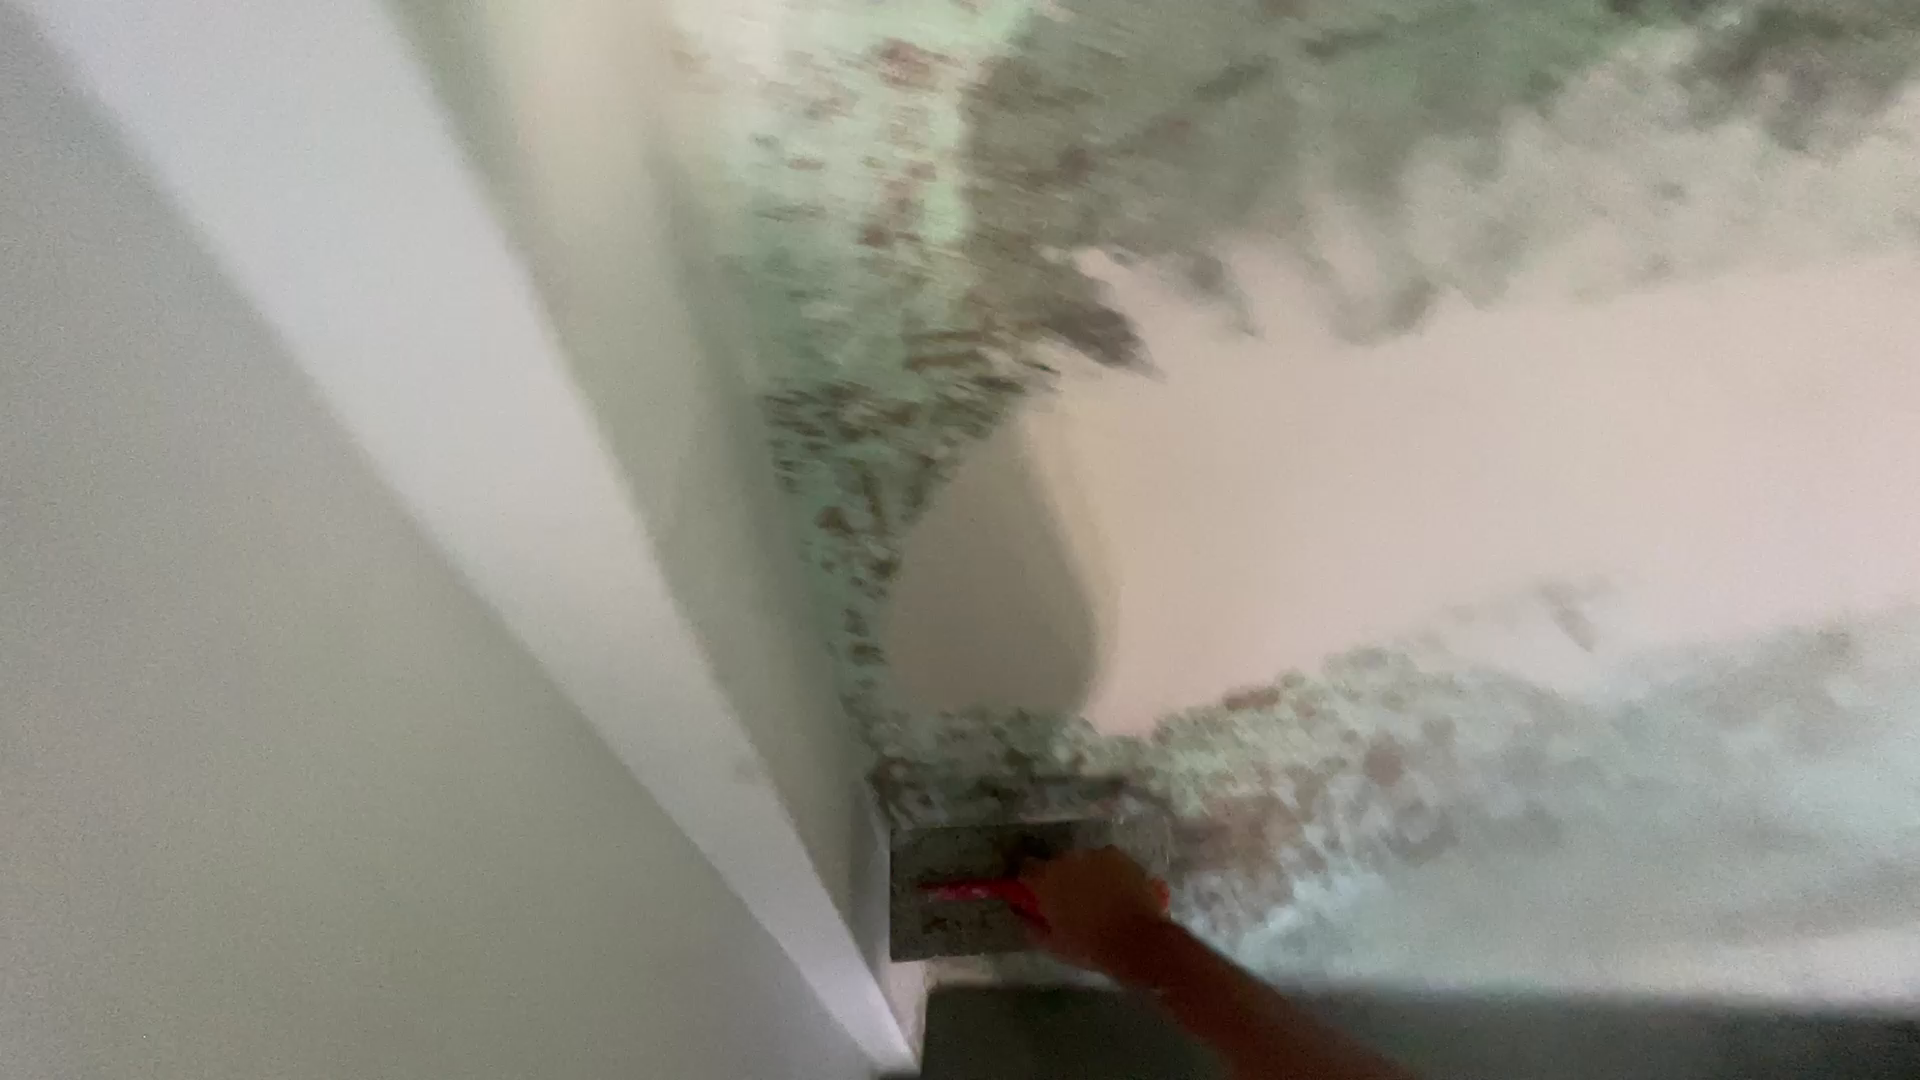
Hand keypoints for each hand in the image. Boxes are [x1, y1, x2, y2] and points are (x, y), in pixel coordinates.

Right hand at [1021, 846, 1170, 975]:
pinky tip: (1116, 893)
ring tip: (1097, 899)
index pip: (1025, 868)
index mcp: (1046, 879)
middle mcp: (1067, 858)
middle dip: (1060, 878)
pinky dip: (1106, 873)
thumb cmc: (1091, 947)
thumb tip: (1021, 914)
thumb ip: (1032, 926)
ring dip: (1084, 874)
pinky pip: (1105, 861)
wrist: (1139, 941)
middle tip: (1070, 901)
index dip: (1028, 880)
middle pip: (1056, 863)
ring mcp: (1094, 853)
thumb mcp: (1054, 946)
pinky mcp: (1118, 854)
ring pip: (1082, 861)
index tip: (1033, 892)